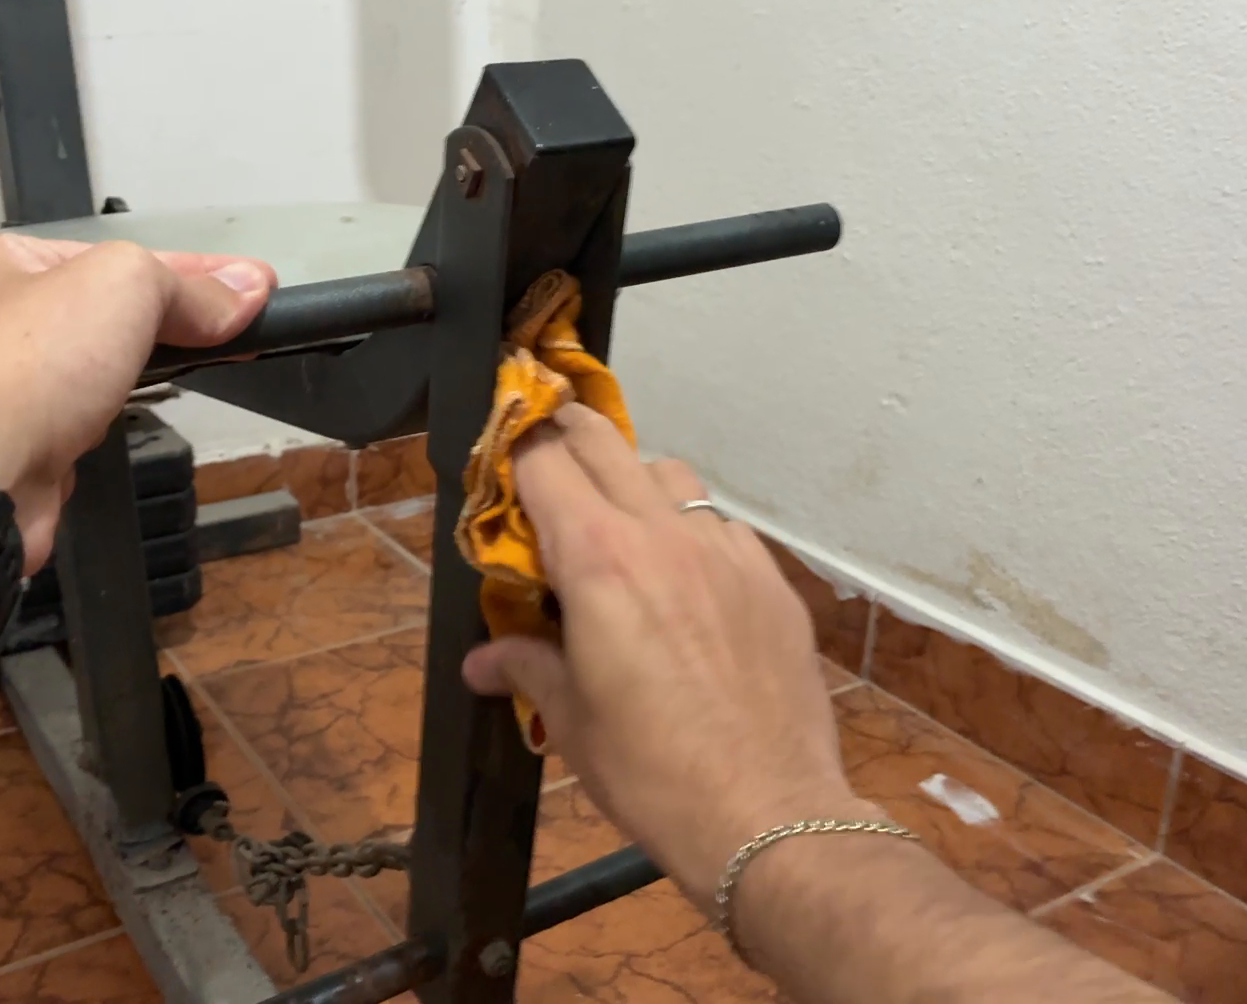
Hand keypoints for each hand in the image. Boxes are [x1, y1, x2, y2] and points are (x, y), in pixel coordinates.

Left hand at [0, 234, 275, 572]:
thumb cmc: (39, 361)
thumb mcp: (124, 289)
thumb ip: (188, 287)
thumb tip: (250, 289)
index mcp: (4, 263)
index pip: (123, 258)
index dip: (200, 269)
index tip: (258, 282)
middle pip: (110, 307)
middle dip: (180, 311)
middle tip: (243, 321)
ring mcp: (4, 386)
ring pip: (100, 359)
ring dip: (154, 357)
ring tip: (213, 355)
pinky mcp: (22, 444)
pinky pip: (89, 409)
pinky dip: (127, 403)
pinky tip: (152, 404)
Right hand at [461, 404, 881, 907]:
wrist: (767, 816)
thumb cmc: (648, 768)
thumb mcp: (569, 717)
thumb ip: (522, 666)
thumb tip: (478, 663)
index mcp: (598, 558)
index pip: (544, 463)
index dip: (516, 451)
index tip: (503, 459)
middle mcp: (661, 534)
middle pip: (604, 441)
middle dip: (566, 430)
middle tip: (548, 445)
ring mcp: (723, 549)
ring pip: (669, 471)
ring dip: (633, 478)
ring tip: (623, 522)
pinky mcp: (768, 576)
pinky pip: (720, 523)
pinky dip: (690, 529)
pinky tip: (689, 578)